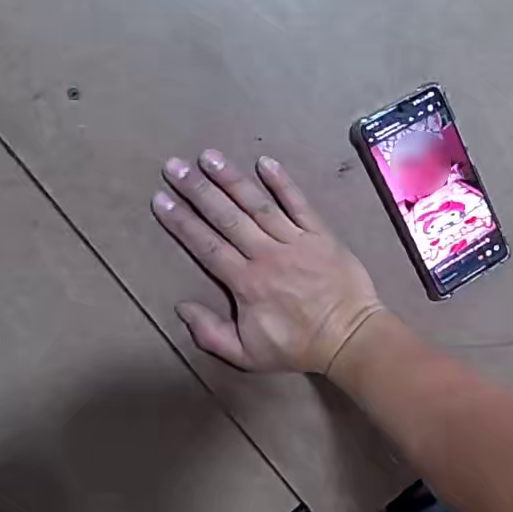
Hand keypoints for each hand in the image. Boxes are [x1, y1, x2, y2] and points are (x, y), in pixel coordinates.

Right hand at [152, 150, 384, 372]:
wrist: (351, 337)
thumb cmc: (298, 346)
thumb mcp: (248, 355)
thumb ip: (211, 333)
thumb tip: (180, 306)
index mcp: (246, 282)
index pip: (206, 245)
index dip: (181, 221)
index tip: (161, 199)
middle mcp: (266, 254)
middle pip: (226, 216)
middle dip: (197, 189)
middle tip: (174, 165)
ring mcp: (294, 240)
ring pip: (257, 204)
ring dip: (231, 178)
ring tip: (209, 156)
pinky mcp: (320, 233)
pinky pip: (298, 203)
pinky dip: (282, 182)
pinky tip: (265, 161)